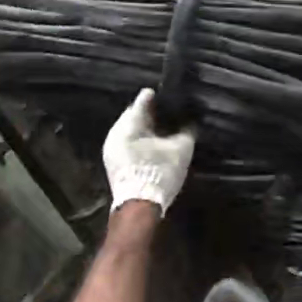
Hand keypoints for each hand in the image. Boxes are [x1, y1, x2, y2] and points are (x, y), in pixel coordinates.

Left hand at [102, 89, 196, 214]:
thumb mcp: (180, 151)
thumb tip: (191, 122)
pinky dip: (137, 140)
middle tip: (167, 113)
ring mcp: (110, 148)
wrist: (139, 206)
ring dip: (143, 128)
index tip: (169, 95)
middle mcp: (115, 131)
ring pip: (128, 129)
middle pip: (133, 114)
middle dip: (150, 113)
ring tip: (162, 130)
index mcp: (129, 123)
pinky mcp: (112, 162)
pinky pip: (125, 142)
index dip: (157, 96)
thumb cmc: (158, 173)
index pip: (142, 100)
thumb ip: (186, 132)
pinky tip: (151, 146)